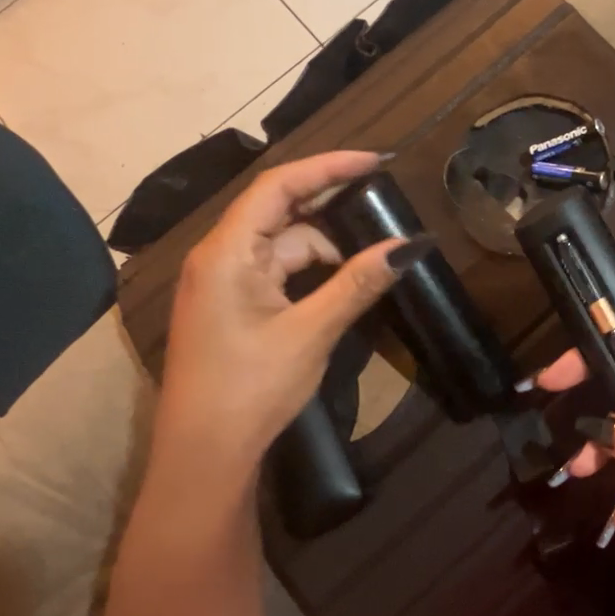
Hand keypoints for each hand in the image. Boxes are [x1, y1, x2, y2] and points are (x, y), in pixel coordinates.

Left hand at [153, 151, 422, 474]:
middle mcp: (219, 256)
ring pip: (283, 244)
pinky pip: (277, 271)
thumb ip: (359, 283)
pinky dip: (311, 271)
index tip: (377, 161)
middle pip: (280, 211)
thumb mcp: (312, 332)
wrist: (204, 454)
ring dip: (326, 247)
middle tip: (385, 205)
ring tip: (372, 258)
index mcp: (227, 252)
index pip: (279, 186)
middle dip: (332, 207)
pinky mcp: (233, 306)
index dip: (329, 166)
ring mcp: (223, 282)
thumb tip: (410, 245)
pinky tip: (344, 282)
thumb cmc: (251, 387)